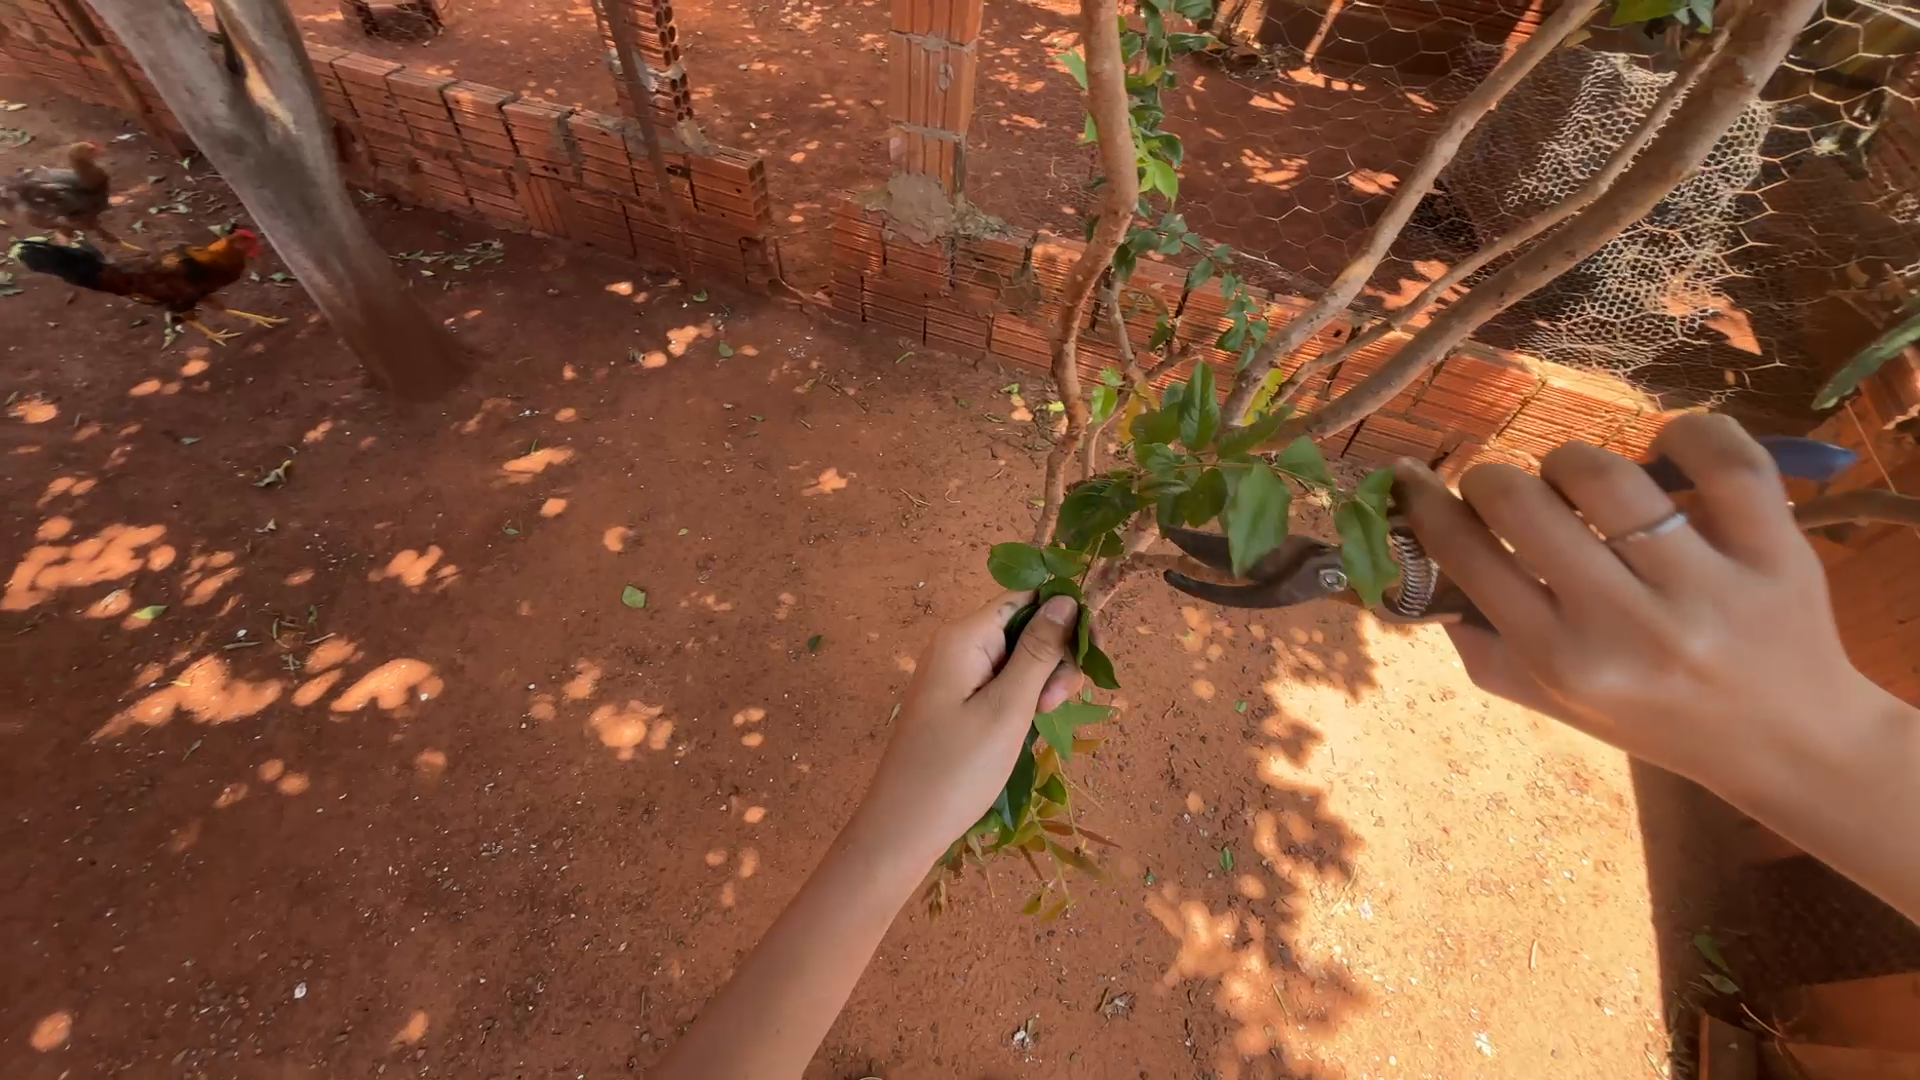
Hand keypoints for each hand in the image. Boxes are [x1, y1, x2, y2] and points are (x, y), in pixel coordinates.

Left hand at [851, 592, 1084, 865]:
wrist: (903, 828)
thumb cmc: (957, 769)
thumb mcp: (1008, 708)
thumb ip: (1039, 651)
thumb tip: (1065, 598)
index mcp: (964, 636)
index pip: (1025, 598)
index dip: (1063, 615)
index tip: (1092, 652)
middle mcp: (957, 644)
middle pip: (1024, 627)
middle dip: (1053, 657)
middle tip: (1056, 704)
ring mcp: (955, 673)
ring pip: (1018, 657)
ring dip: (1041, 682)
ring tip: (1041, 719)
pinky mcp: (957, 699)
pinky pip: (1001, 681)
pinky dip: (1022, 698)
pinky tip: (1028, 724)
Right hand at [1394, 413, 1881, 789]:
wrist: (1789, 744)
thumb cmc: (1637, 714)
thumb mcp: (1532, 692)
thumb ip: (1471, 632)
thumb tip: (1419, 555)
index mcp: (1558, 657)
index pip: (1466, 554)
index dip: (1423, 502)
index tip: (1408, 475)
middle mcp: (1625, 623)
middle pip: (1523, 503)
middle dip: (1490, 479)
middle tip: (1498, 489)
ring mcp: (1707, 587)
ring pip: (1607, 475)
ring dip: (1568, 462)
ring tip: (1573, 480)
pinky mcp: (1780, 555)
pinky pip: (1729, 463)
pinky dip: (1685, 435)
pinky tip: (1665, 447)